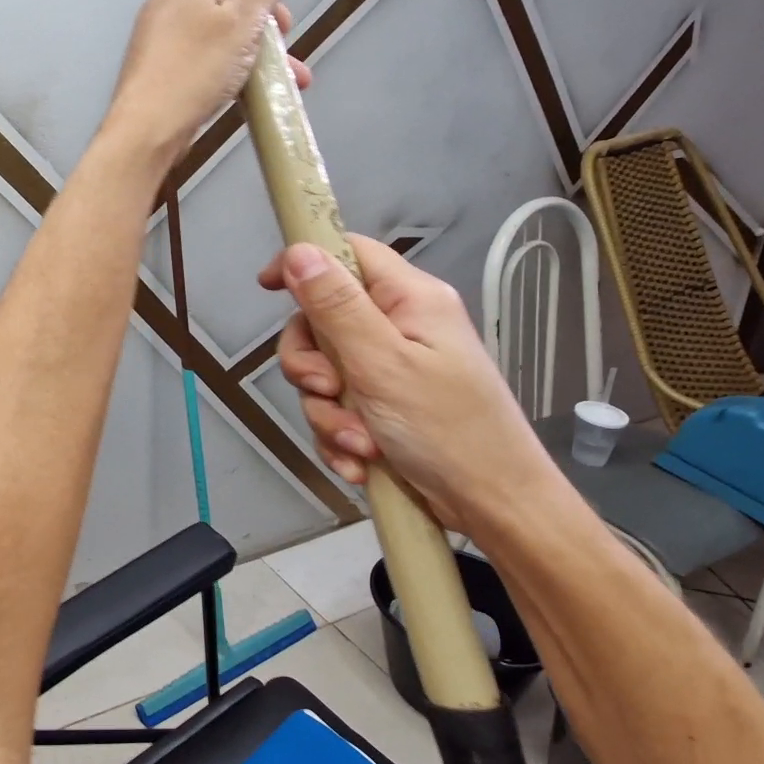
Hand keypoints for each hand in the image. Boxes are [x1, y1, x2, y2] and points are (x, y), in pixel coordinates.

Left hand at [99, 0, 308, 169]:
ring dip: (255, 41)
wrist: (146, 133)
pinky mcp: (165, 71)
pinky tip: (268, 90)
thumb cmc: (192, 70)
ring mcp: (163, 39)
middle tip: (281, 24)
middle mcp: (167, 4)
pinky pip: (208, 57)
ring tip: (288, 68)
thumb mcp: (241, 22)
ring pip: (217, 25)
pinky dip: (237, 66)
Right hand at [256, 236, 554, 531]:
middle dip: (309, 364)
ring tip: (356, 442)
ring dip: (325, 410)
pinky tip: (358, 459)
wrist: (496, 510)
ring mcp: (390, 368)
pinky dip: (336, 434)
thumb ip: (336, 307)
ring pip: (321, 371)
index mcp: (410, 301)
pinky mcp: (382, 407)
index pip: (347, 253)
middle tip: (326, 389)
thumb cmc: (449, 431)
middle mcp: (399, 327)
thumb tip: (298, 252)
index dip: (303, 261)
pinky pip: (333, 407)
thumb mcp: (382, 364)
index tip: (268, 287)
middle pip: (319, 320)